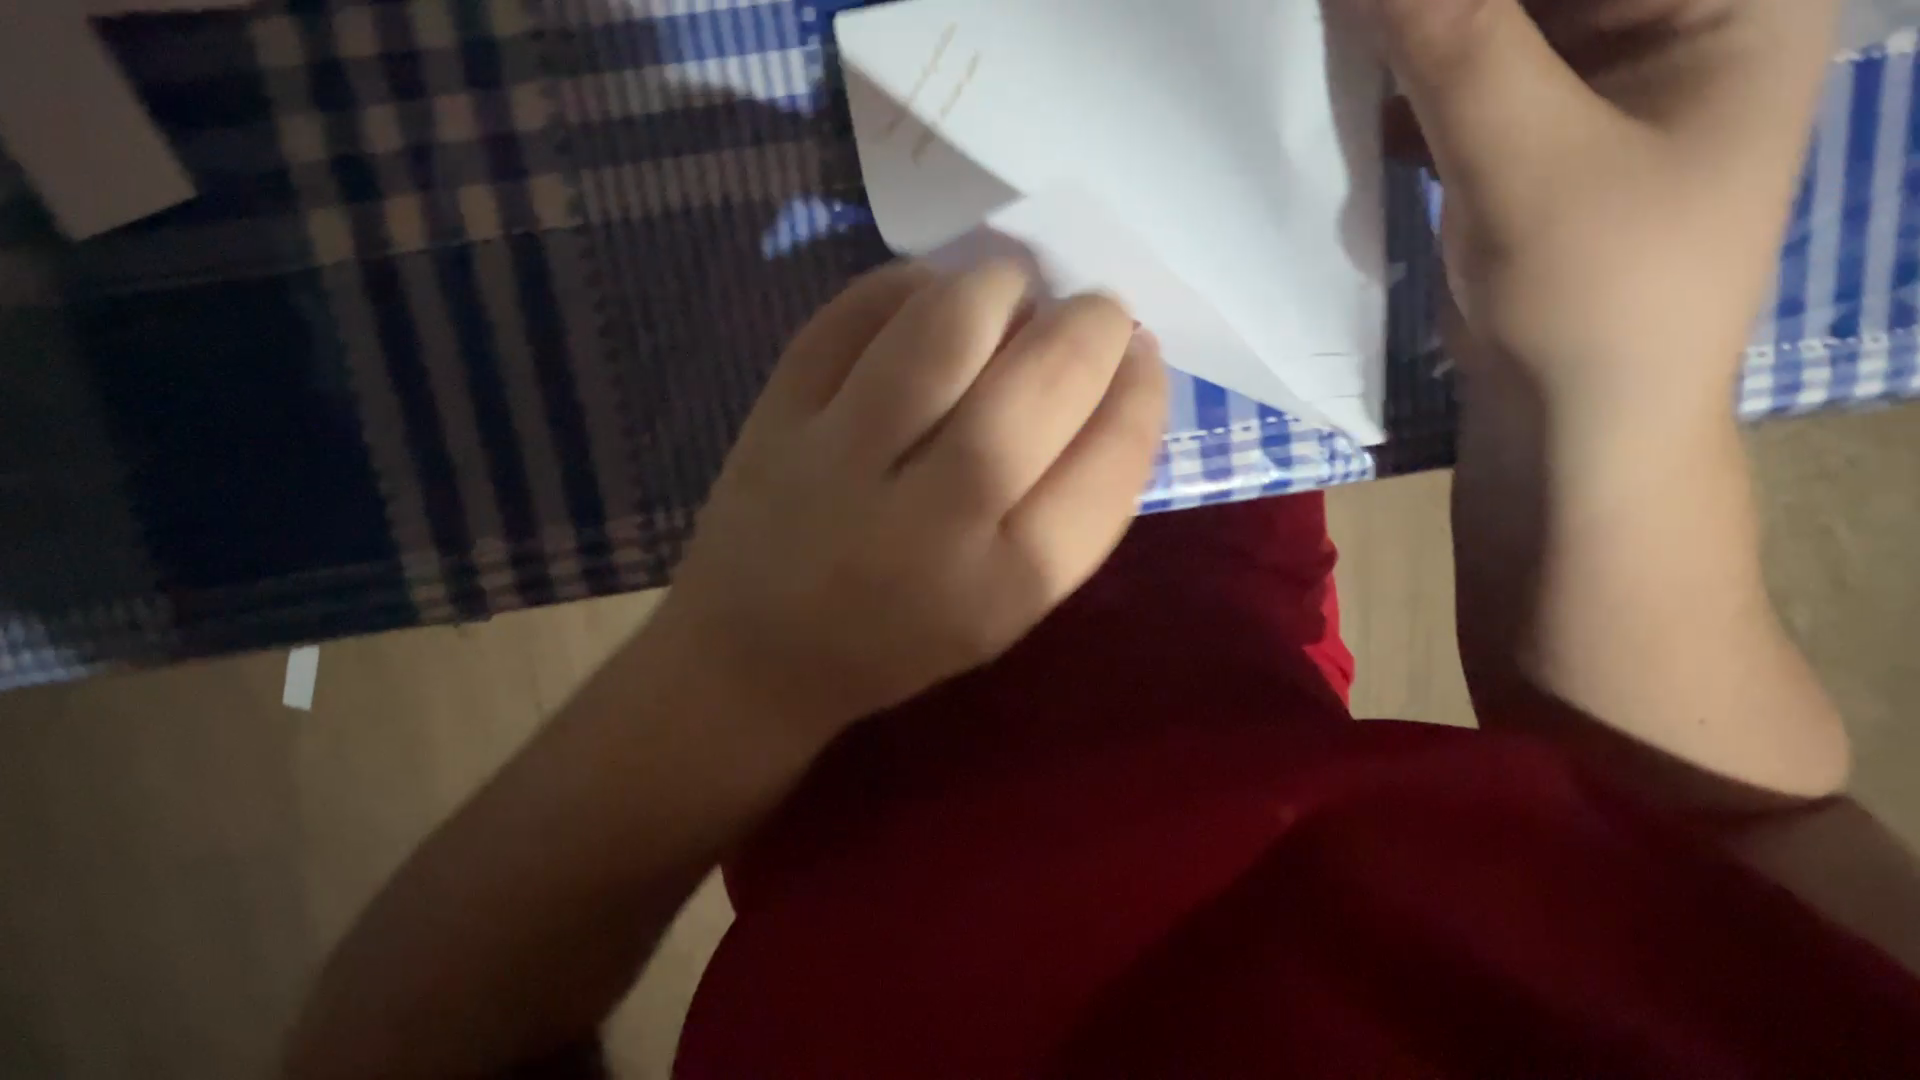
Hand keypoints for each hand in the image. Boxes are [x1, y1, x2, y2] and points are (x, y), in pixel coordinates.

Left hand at [649, 261, 1167, 737]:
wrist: (755, 656)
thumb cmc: (900, 637)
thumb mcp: (1008, 607)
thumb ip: (1068, 507)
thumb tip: (1116, 374)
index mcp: (1003, 586)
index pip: (1108, 464)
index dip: (1141, 391)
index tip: (1143, 355)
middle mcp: (927, 523)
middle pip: (1038, 387)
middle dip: (1088, 327)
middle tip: (1094, 311)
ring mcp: (839, 462)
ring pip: (943, 333)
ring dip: (1001, 288)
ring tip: (1016, 290)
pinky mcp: (774, 418)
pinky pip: (851, 316)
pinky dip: (907, 285)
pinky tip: (931, 298)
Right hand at [1364, 0, 1836, 428]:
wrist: (1577, 426)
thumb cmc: (1594, 296)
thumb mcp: (1525, 155)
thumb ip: (1450, 37)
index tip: (1378, 8)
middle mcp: (1674, 18)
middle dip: (1435, 7)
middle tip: (1353, 22)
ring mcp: (1602, 82)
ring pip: (1493, 23)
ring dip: (1415, 31)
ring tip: (1344, 39)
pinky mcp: (1539, 137)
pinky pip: (1468, 75)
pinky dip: (1409, 80)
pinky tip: (1355, 89)